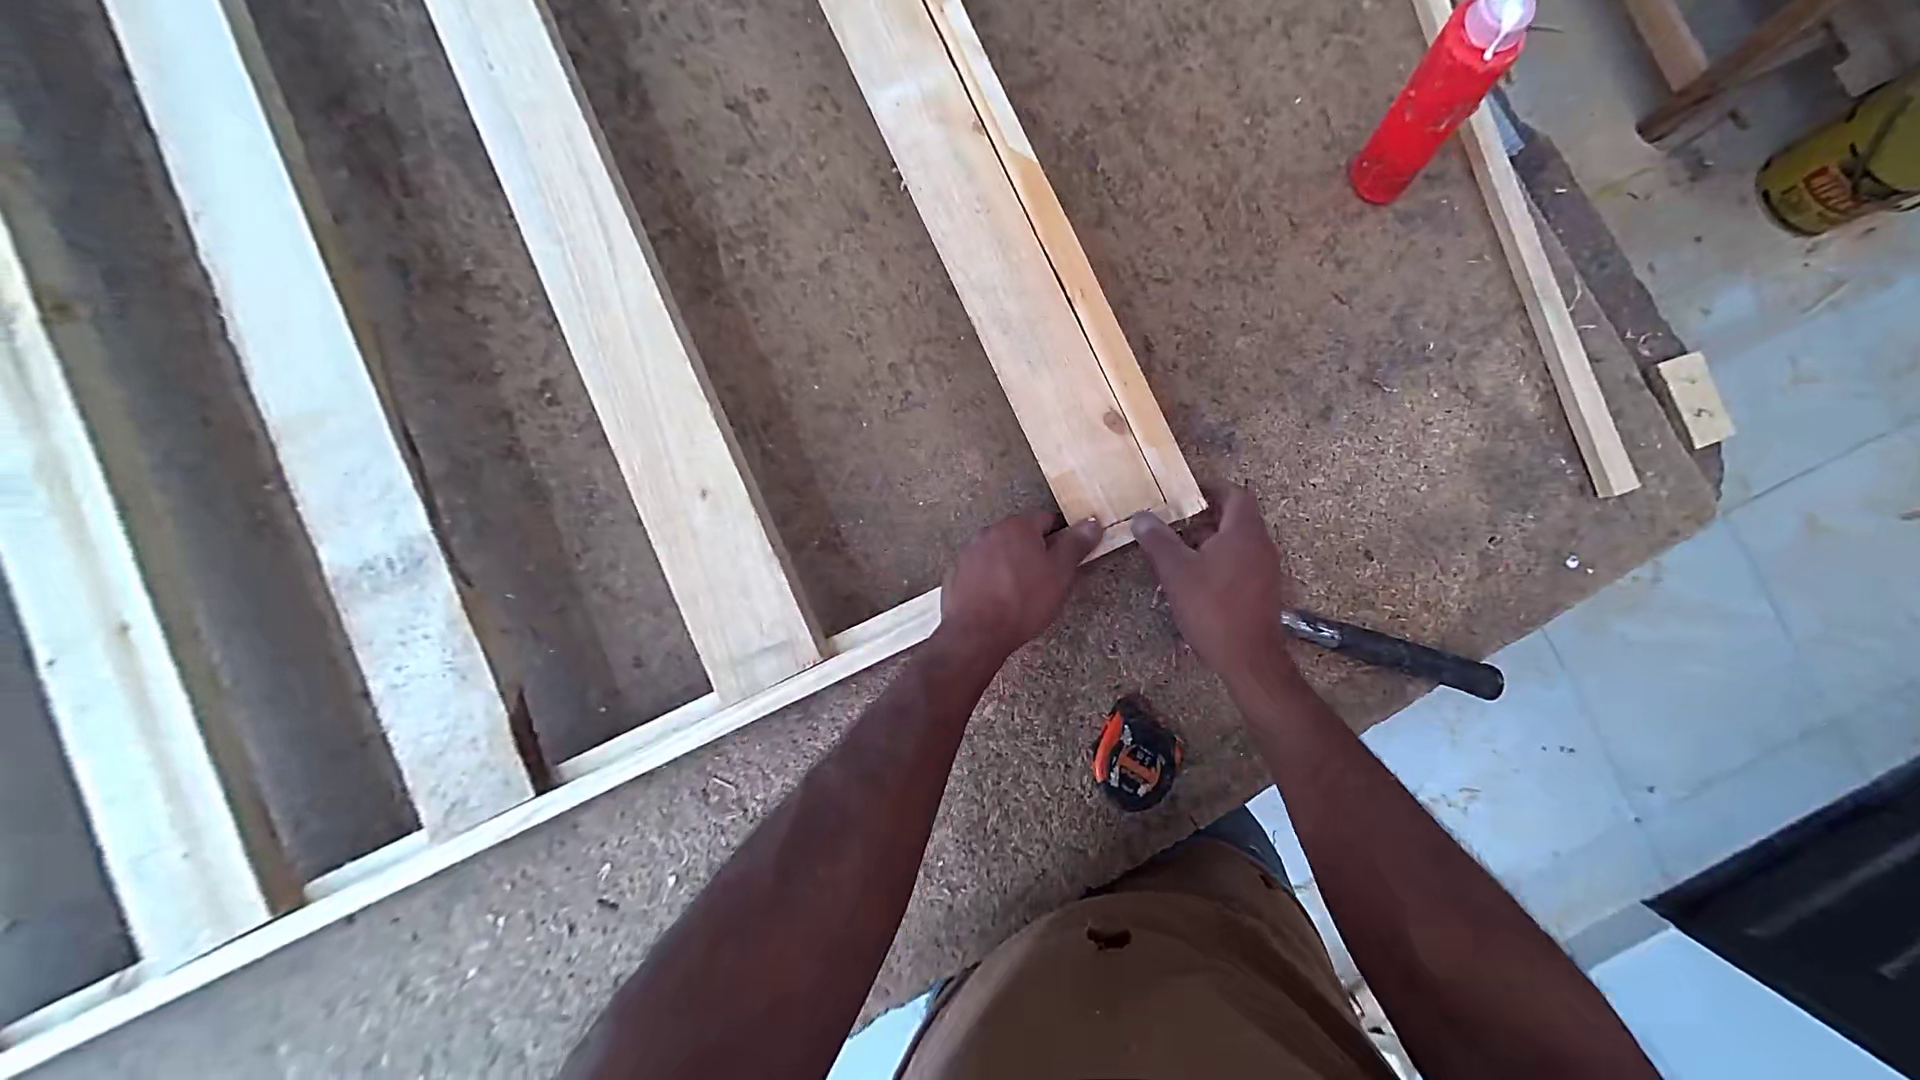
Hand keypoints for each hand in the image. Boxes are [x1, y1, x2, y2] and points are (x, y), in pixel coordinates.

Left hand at [936, 509, 1102, 661]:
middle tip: (1049, 575)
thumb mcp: (1060, 574)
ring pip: (1000, 551)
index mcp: (1017, 526)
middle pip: (1020, 534)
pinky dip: (992, 578)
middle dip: (1035, 550)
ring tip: (1024, 591)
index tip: (1068, 551)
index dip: (1061, 535)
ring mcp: (970, 552)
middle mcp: (990, 532)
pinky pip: (982, 569)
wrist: (977, 633)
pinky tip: (1001, 598)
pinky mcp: (958, 573)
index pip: (1046, 518)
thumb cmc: (1020, 603)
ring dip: (1012, 564)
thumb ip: (1076, 545)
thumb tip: (1091, 525)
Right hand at [1130, 486, 1296, 685]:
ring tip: (1176, 551)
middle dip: (1201, 517)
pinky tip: (1193, 578)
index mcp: (1244, 533)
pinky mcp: (1262, 589)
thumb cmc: (1212, 608)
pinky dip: (1217, 560)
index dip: (1209, 488)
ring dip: (1207, 541)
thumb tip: (1142, 517)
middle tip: (1171, 523)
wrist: (1248, 658)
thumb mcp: (1176, 571)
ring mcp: (1265, 568)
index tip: (1183, 492)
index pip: (1234, 494)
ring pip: (1235, 542)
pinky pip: (1239, 561)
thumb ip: (1158, 540)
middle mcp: (1260, 545)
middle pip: (1234, 517)